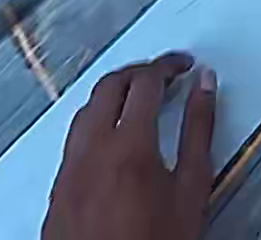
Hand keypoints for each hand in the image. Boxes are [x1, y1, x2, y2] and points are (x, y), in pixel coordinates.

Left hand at [43, 52, 217, 239]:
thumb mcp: (191, 191)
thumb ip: (199, 128)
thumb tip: (204, 84)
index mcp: (128, 145)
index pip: (147, 80)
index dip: (168, 65)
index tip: (184, 65)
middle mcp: (91, 151)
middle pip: (110, 85)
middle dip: (139, 71)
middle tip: (164, 75)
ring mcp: (68, 173)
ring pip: (86, 109)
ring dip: (114, 93)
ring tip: (139, 99)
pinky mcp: (55, 194)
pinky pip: (73, 139)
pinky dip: (95, 121)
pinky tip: (112, 138)